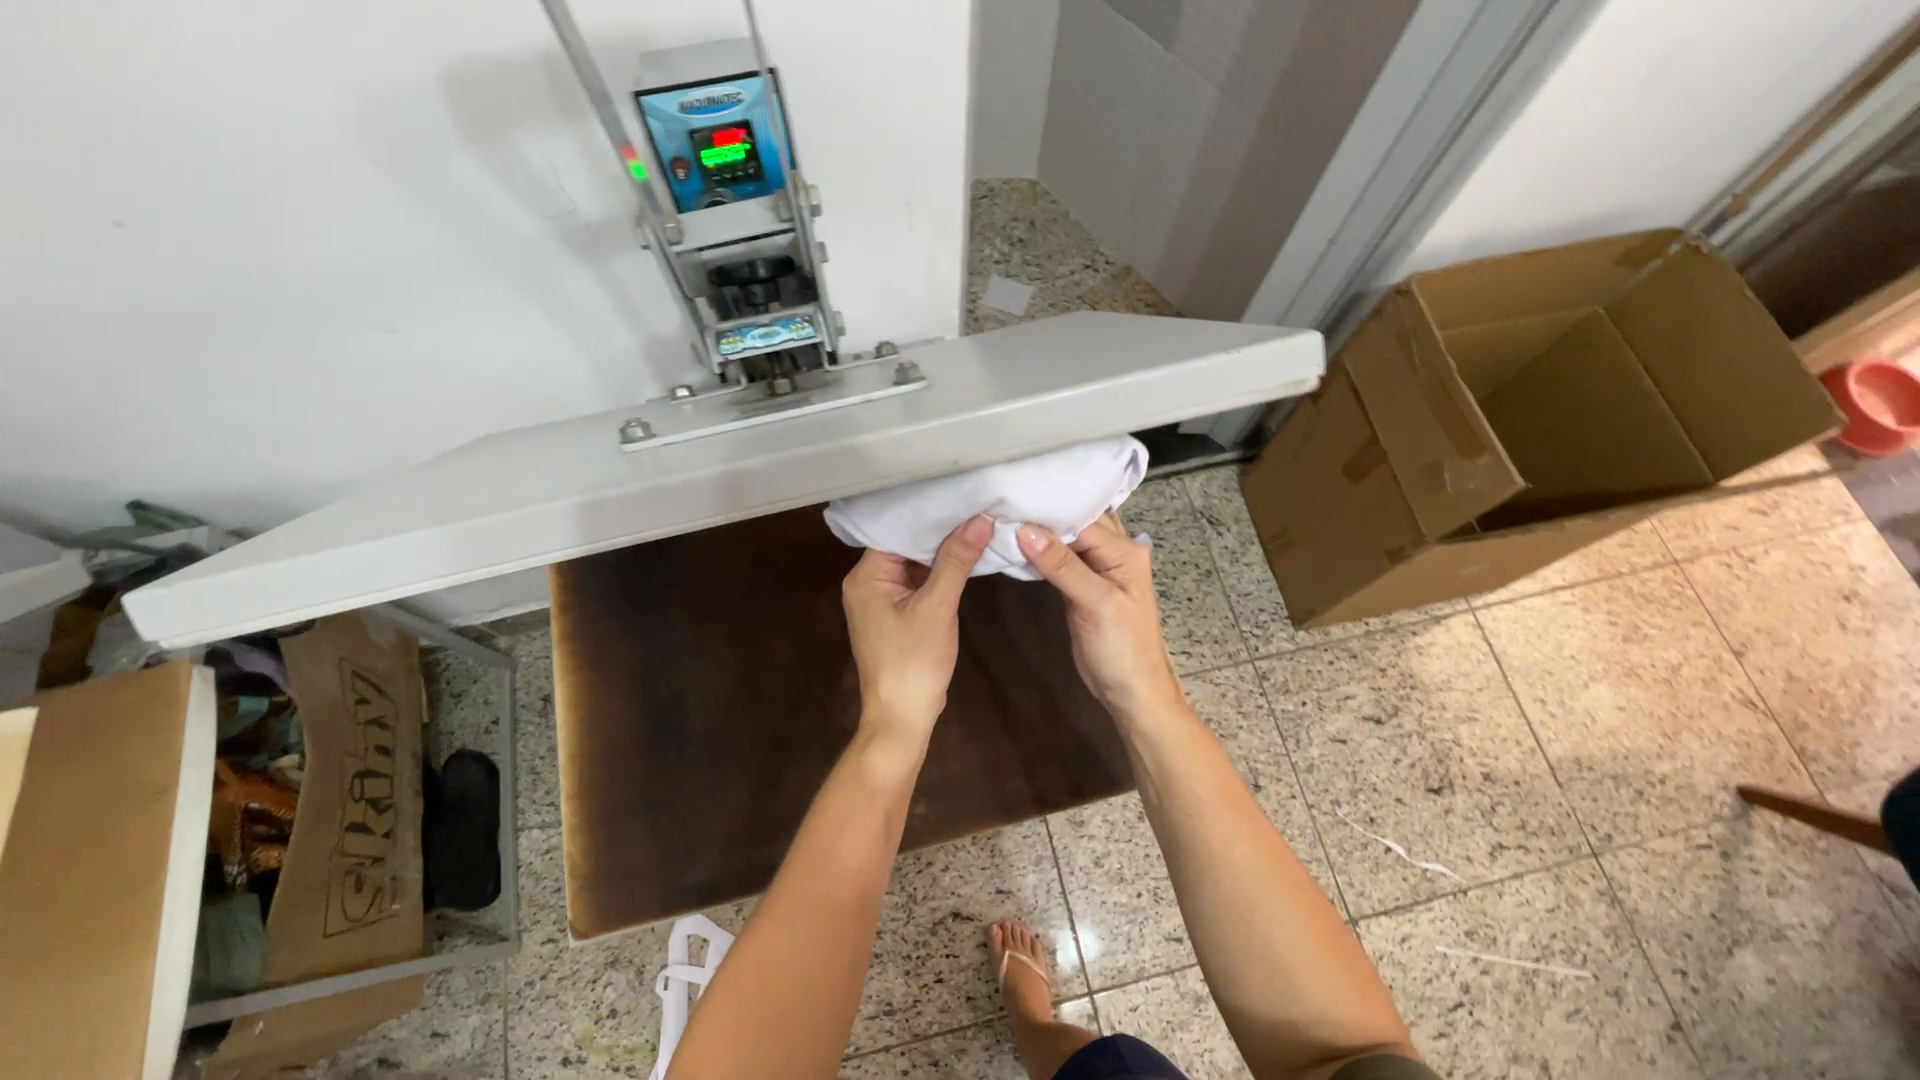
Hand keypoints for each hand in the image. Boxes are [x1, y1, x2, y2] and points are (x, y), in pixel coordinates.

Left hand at [842, 515, 992, 741]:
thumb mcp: (937, 607)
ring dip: (942, 551)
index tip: (962, 492)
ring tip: (977, 521)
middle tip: (975, 502)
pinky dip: (939, 572)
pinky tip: (967, 556)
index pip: (897, 529)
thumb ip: (956, 561)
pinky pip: (918, 582)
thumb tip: (981, 518)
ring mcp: (881, 599)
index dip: (930, 512)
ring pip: (914, 563)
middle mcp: (867, 582)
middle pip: (905, 544)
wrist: (903, 717)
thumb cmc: (913, 661)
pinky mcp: (896, 614)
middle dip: (939, 528)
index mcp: (865, 576)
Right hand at [1016, 514, 1183, 722]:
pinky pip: (1060, 559)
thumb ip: (1062, 565)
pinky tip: (1015, 544)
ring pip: (1066, 540)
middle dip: (1043, 512)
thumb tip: (1025, 529)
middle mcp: (1113, 552)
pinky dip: (1040, 552)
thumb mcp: (1095, 604)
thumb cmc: (1122, 649)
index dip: (1047, 509)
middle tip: (1002, 499)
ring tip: (1002, 515)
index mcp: (1124, 550)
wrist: (1130, 691)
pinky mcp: (1080, 586)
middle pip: (1075, 523)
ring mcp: (1096, 569)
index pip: (1081, 518)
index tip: (1011, 497)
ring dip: (1039, 532)